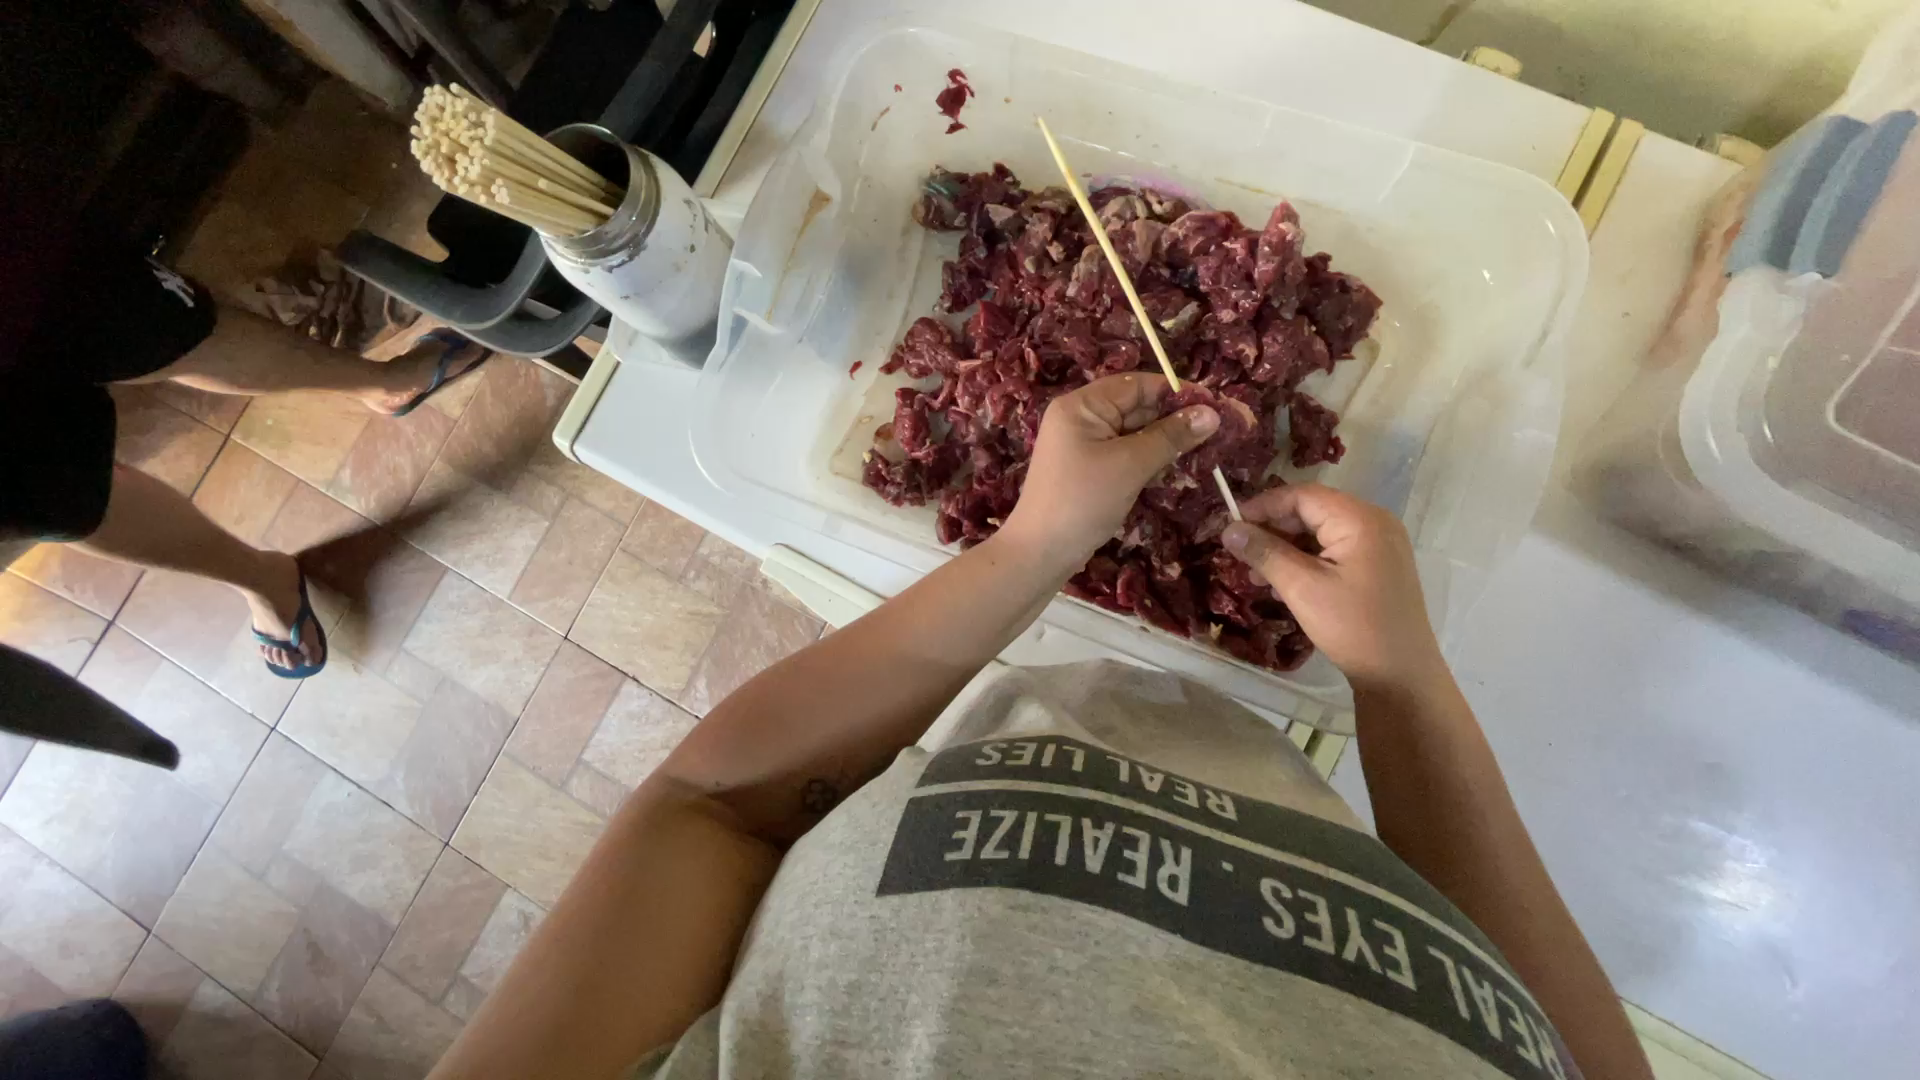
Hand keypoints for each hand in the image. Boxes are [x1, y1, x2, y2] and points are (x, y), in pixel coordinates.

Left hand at [1000, 373, 1218, 567]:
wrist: (1040, 553)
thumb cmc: (1082, 501)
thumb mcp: (1129, 465)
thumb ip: (1170, 437)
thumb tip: (1212, 413)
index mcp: (1081, 406)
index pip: (1136, 384)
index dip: (1176, 391)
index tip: (1216, 404)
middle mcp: (1080, 419)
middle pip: (1136, 407)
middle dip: (1175, 418)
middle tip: (1221, 428)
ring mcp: (1083, 446)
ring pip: (1134, 433)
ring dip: (1167, 440)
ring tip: (1209, 447)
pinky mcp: (1089, 471)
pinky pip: (1126, 455)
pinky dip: (1151, 459)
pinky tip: (1180, 467)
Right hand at [1220, 484, 1447, 693]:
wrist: (1400, 674)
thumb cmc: (1352, 626)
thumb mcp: (1301, 588)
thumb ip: (1264, 553)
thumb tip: (1229, 529)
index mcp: (1360, 520)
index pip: (1302, 496)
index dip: (1263, 506)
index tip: (1231, 526)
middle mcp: (1374, 523)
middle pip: (1311, 511)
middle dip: (1273, 530)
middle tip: (1241, 554)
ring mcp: (1378, 545)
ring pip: (1319, 533)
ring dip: (1285, 549)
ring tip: (1257, 575)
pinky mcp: (1376, 566)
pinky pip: (1333, 551)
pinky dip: (1305, 561)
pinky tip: (1283, 584)